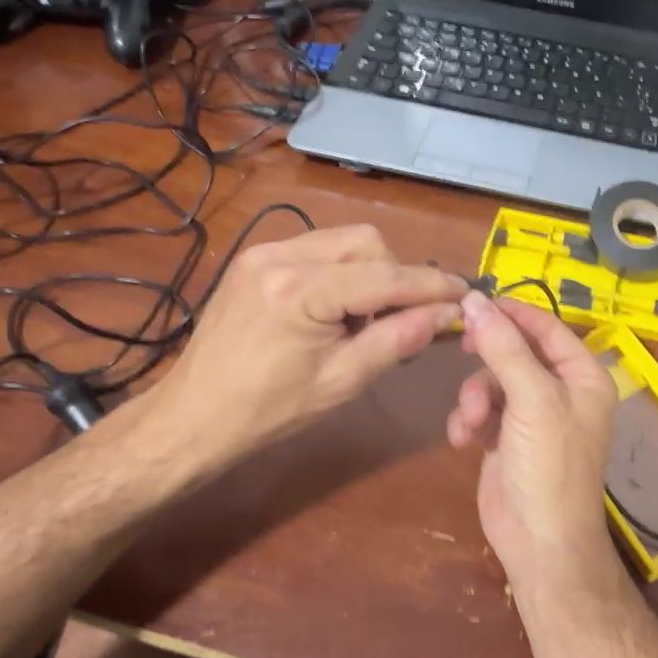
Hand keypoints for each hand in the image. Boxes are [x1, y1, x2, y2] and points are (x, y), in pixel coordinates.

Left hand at [148, 225, 467, 475]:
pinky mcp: (254, 258)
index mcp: (300, 291)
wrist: (191, 417)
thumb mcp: (341, 382)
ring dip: (371, 270)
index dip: (431, 285)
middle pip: (367, 242)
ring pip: (344, 240)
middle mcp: (281, 256)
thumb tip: (446, 314)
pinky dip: (342, 270)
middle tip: (405, 318)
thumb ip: (397, 340)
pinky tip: (337, 308)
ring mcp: (263, 251)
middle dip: (397, 274)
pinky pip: (318, 249)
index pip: (385, 275)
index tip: (466, 294)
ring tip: (367, 318)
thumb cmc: (267, 412)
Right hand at [446, 293, 620, 591]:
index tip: (475, 302)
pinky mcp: (505, 439)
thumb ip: (503, 348)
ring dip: (475, 397)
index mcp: (582, 375)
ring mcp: (532, 416)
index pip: (547, 327)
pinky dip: (469, 420)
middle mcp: (560, 391)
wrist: (540, 541)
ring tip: (471, 422)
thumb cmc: (549, 463)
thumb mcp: (531, 399)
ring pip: (492, 381)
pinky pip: (481, 411)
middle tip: (463, 345)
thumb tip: (475, 300)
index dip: (512, 313)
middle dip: (488, 359)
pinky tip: (462, 439)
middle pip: (515, 351)